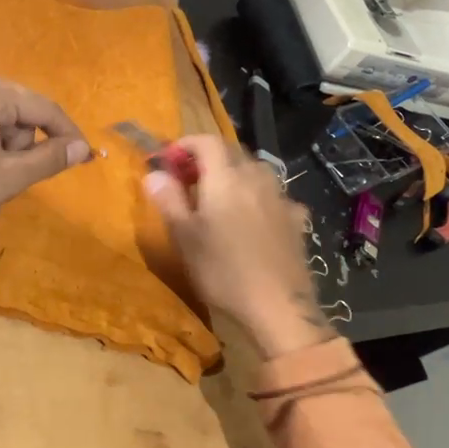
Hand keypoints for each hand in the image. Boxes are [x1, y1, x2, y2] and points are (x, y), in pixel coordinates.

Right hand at [141, 135, 333, 358]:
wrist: (279, 307)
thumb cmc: (222, 270)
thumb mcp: (184, 236)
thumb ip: (168, 200)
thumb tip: (153, 174)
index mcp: (226, 177)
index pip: (206, 140)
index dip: (185, 144)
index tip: (168, 161)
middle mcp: (256, 178)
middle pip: (231, 152)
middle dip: (207, 159)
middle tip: (187, 180)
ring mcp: (280, 198)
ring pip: (254, 171)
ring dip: (234, 175)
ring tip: (218, 199)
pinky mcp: (295, 220)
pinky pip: (273, 196)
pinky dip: (257, 197)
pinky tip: (254, 218)